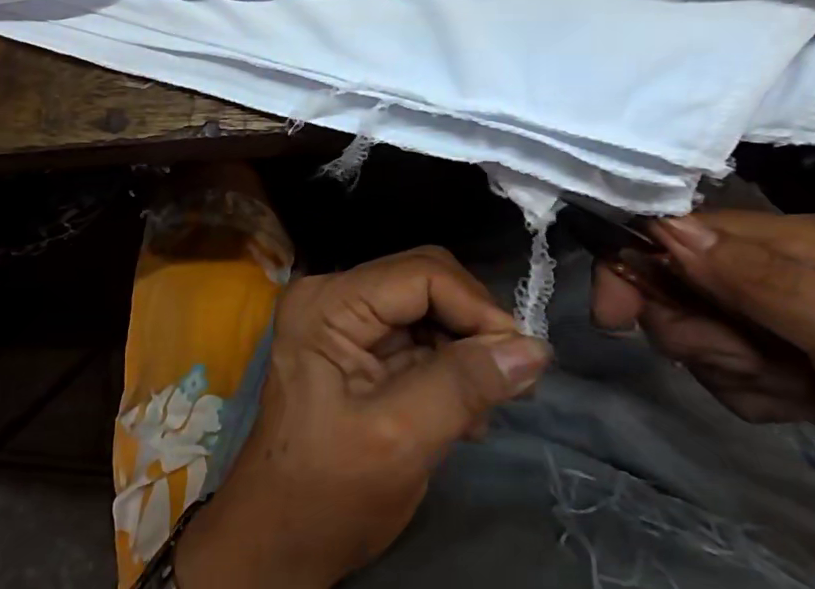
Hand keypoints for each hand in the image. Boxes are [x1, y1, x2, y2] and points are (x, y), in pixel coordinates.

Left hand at [177, 246, 551, 588]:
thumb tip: (535, 348)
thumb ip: (464, 386)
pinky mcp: (360, 345)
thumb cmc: (328, 493)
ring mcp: (345, 319)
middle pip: (427, 281)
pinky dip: (451, 365)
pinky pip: (421, 334)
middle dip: (473, 325)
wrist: (280, 541)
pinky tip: (465, 411)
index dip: (476, 305)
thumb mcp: (401, 439)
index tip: (519, 355)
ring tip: (484, 406)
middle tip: (510, 377)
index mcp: (328, 304)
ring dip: (466, 349)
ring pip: (431, 306)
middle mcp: (334, 295)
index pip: (421, 273)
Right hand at [592, 209, 814, 588]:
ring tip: (791, 397)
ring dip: (729, 367)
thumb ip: (766, 285)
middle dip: (700, 326)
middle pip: (698, 282)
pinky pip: (735, 370)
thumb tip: (665, 228)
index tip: (613, 310)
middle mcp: (808, 276)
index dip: (651, 262)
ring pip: (711, 329)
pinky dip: (749, 393)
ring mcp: (805, 329)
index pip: (706, 234)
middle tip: (742, 366)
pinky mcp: (805, 377)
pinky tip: (800, 412)